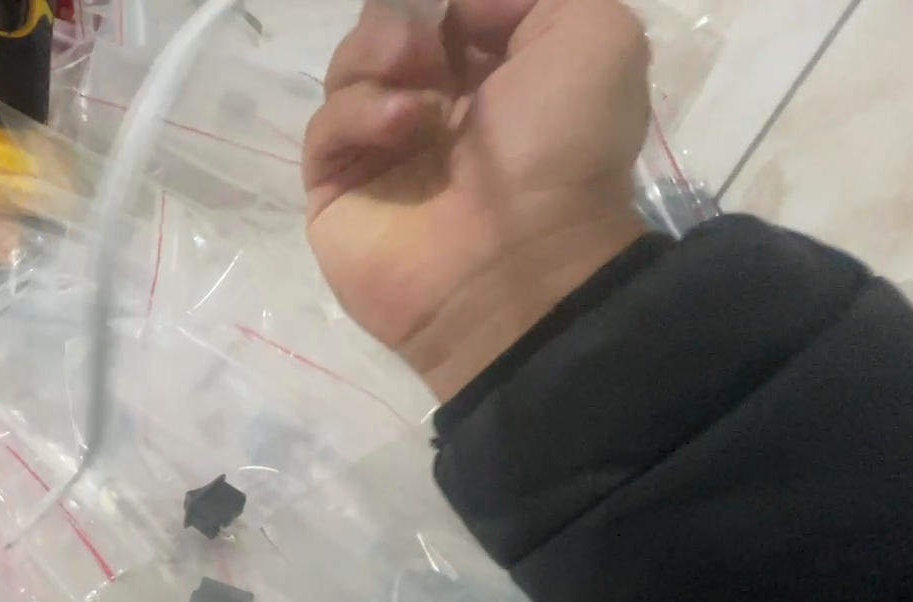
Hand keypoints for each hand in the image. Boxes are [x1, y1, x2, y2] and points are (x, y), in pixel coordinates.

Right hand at [304, 0, 651, 398]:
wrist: (513, 264)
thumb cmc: (561, 150)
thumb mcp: (589, 31)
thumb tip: (451, 7)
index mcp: (488, 74)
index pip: (438, 12)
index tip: (445, 2)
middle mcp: (427, 110)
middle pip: (381, 33)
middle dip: (398, 19)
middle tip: (426, 44)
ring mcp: (375, 154)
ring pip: (343, 73)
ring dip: (376, 56)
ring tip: (419, 88)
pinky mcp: (333, 192)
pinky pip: (323, 130)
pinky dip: (356, 114)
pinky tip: (401, 126)